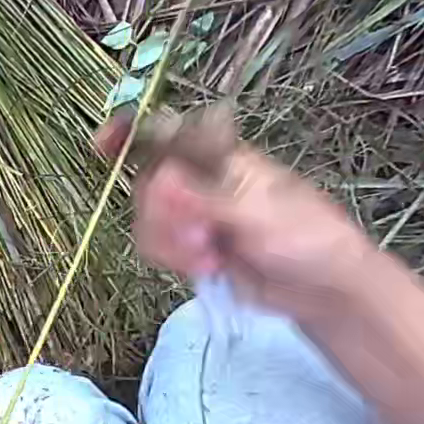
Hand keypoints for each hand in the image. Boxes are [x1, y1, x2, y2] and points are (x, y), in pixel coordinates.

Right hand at [97, 113, 379, 322]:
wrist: (321, 289)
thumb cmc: (305, 237)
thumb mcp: (259, 213)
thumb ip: (204, 199)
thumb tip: (160, 180)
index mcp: (221, 157)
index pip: (168, 134)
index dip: (130, 134)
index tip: (102, 144)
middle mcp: (199, 180)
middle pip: (147, 183)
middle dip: (164, 215)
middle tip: (200, 236)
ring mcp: (192, 215)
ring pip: (147, 218)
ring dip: (169, 242)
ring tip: (208, 258)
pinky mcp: (189, 247)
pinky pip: (155, 245)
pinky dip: (171, 258)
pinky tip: (204, 268)